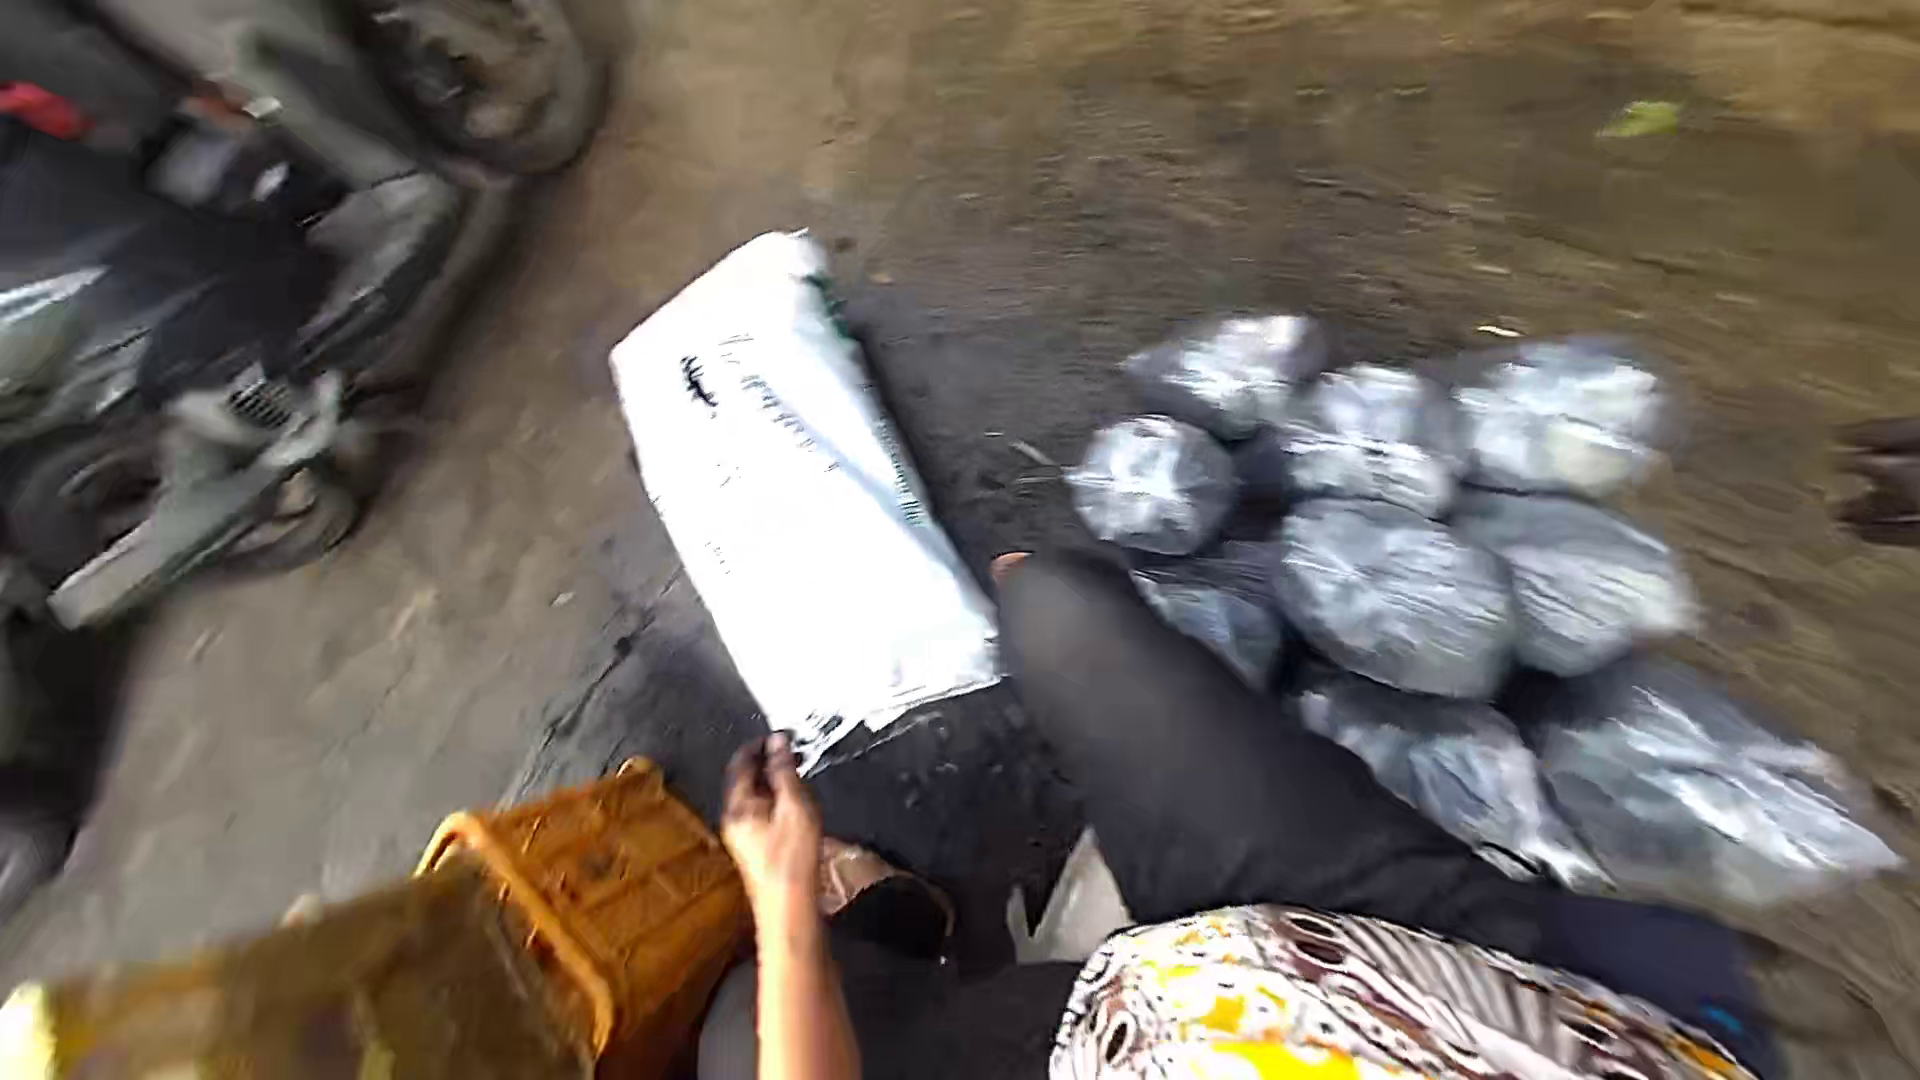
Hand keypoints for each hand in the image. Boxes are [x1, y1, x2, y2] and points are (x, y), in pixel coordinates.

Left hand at [721, 733, 822, 929]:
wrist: (790, 905)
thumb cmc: (793, 853)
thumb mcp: (794, 803)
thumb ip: (785, 770)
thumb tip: (777, 741)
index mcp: (737, 805)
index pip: (740, 762)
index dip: (759, 744)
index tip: (781, 735)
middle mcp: (733, 817)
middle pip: (745, 778)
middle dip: (767, 760)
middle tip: (793, 751)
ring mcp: (742, 833)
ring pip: (754, 794)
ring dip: (773, 778)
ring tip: (797, 771)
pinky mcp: (753, 844)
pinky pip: (760, 809)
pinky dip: (775, 796)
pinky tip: (794, 799)